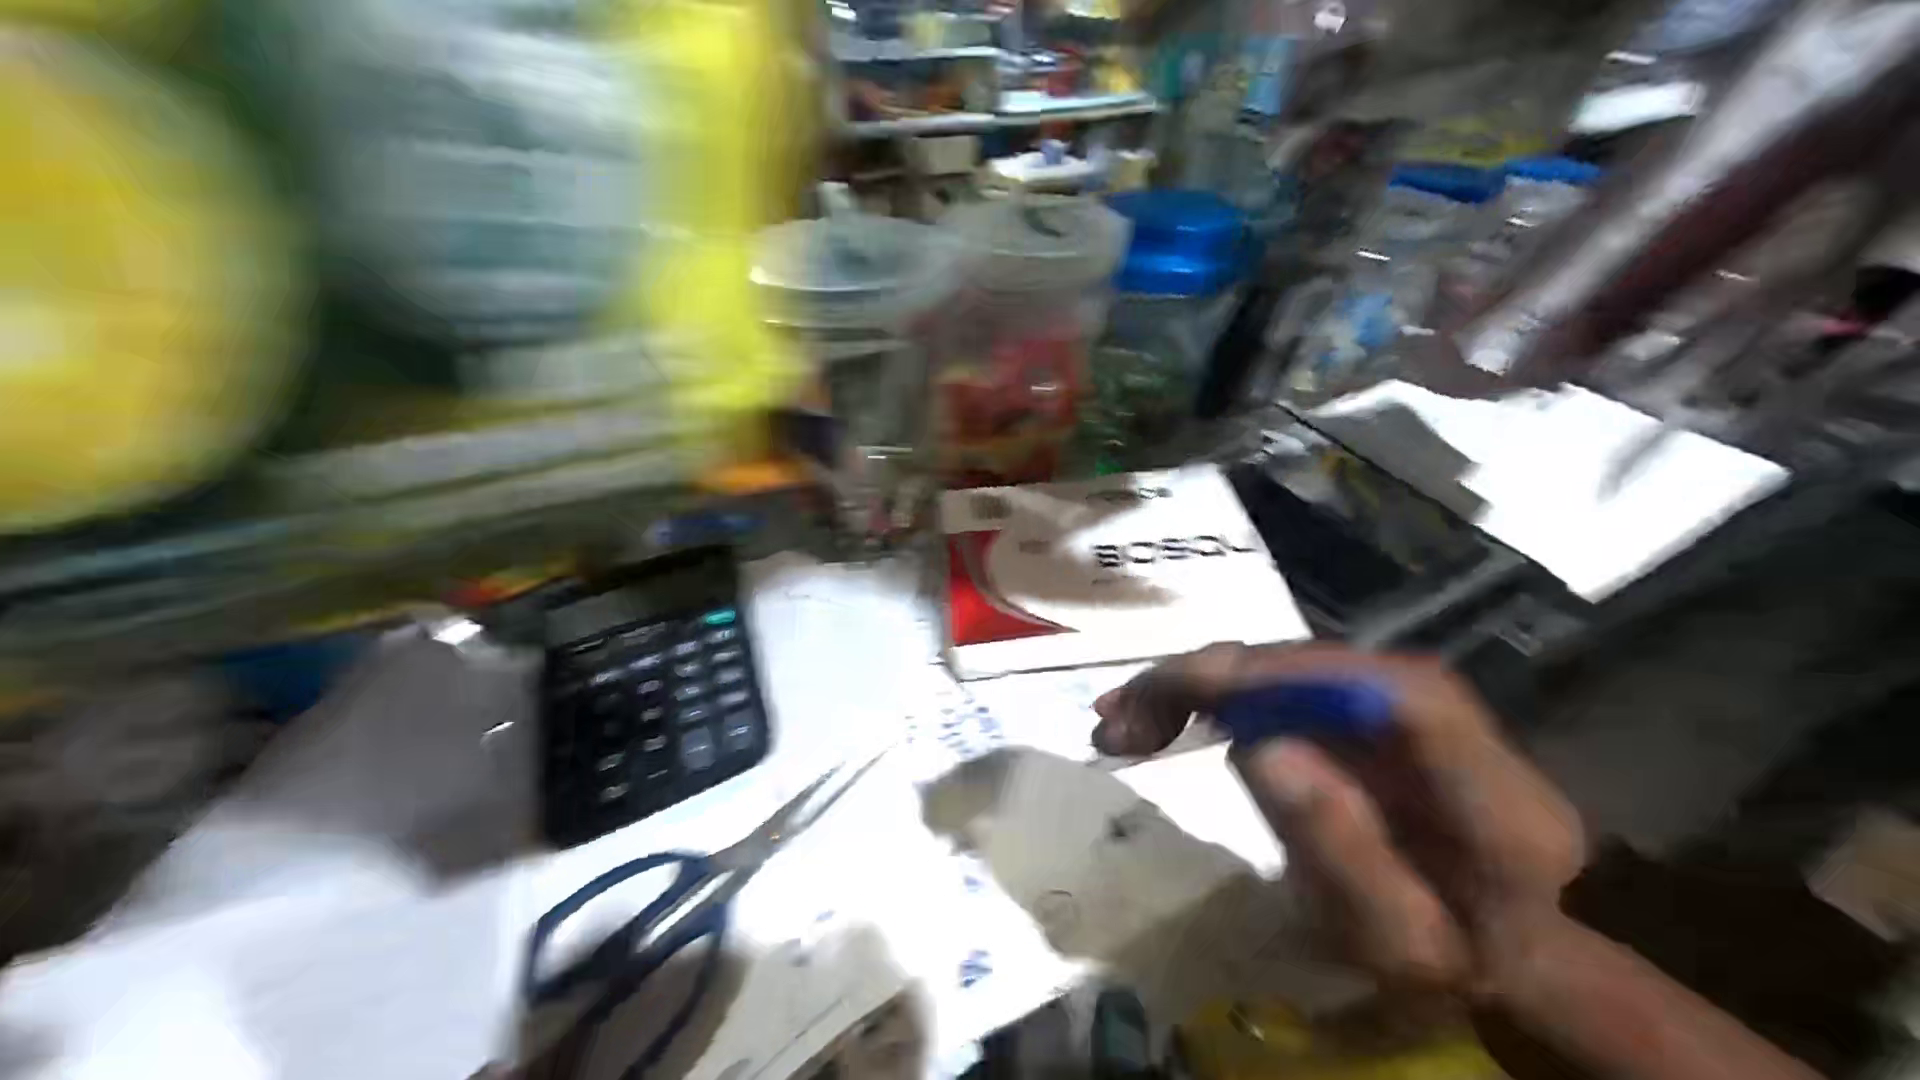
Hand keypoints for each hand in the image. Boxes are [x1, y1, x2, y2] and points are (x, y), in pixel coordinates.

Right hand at [1093, 643, 1584, 994]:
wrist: (1481, 941)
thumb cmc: (1442, 961)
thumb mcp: (1393, 942)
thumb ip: (1342, 852)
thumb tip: (1258, 745)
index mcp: (1498, 801)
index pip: (1410, 698)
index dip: (1304, 676)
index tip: (1204, 688)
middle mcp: (1449, 732)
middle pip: (1323, 668)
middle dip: (1214, 678)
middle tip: (1125, 715)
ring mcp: (1397, 709)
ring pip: (1284, 667)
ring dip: (1195, 684)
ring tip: (1120, 722)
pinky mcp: (1354, 706)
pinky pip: (1270, 684)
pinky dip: (1206, 695)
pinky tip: (1154, 716)